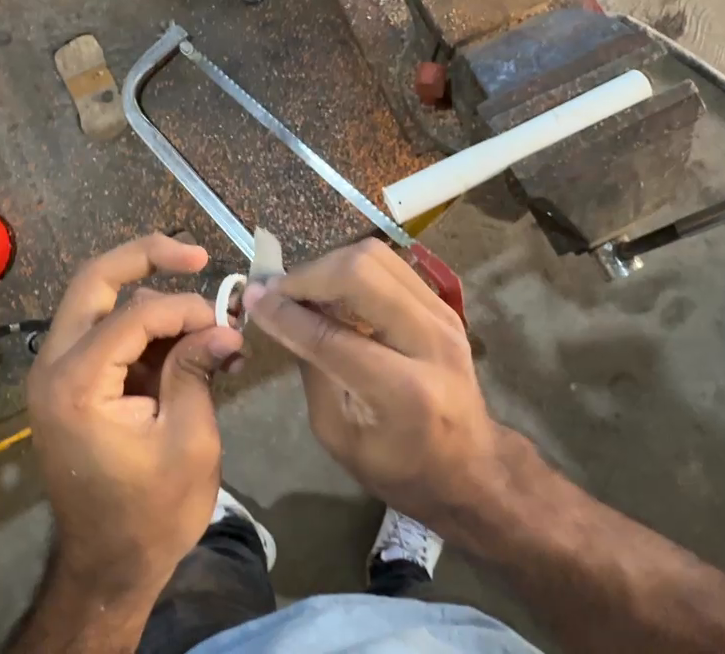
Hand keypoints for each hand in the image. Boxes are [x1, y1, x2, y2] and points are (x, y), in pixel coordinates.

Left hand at [27, 234, 241, 599]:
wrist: (110, 565)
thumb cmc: (151, 512)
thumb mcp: (188, 439)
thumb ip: (197, 369)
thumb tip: (225, 324)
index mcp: (76, 383)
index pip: (134, 314)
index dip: (186, 309)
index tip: (226, 325)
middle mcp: (53, 367)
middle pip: (95, 280)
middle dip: (148, 258)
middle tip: (196, 254)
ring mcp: (56, 373)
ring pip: (99, 301)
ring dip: (152, 300)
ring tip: (206, 321)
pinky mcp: (71, 383)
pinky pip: (106, 332)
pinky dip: (146, 328)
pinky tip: (188, 342)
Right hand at [242, 239, 508, 533]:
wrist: (472, 466)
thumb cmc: (400, 467)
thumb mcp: (339, 435)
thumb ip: (312, 369)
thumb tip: (278, 313)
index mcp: (406, 391)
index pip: (332, 336)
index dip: (285, 313)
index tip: (252, 298)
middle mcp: (431, 341)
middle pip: (360, 273)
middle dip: (308, 276)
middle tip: (277, 293)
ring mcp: (444, 315)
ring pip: (375, 257)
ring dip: (328, 267)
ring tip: (302, 292)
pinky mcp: (444, 303)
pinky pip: (388, 266)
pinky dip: (350, 271)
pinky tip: (331, 294)